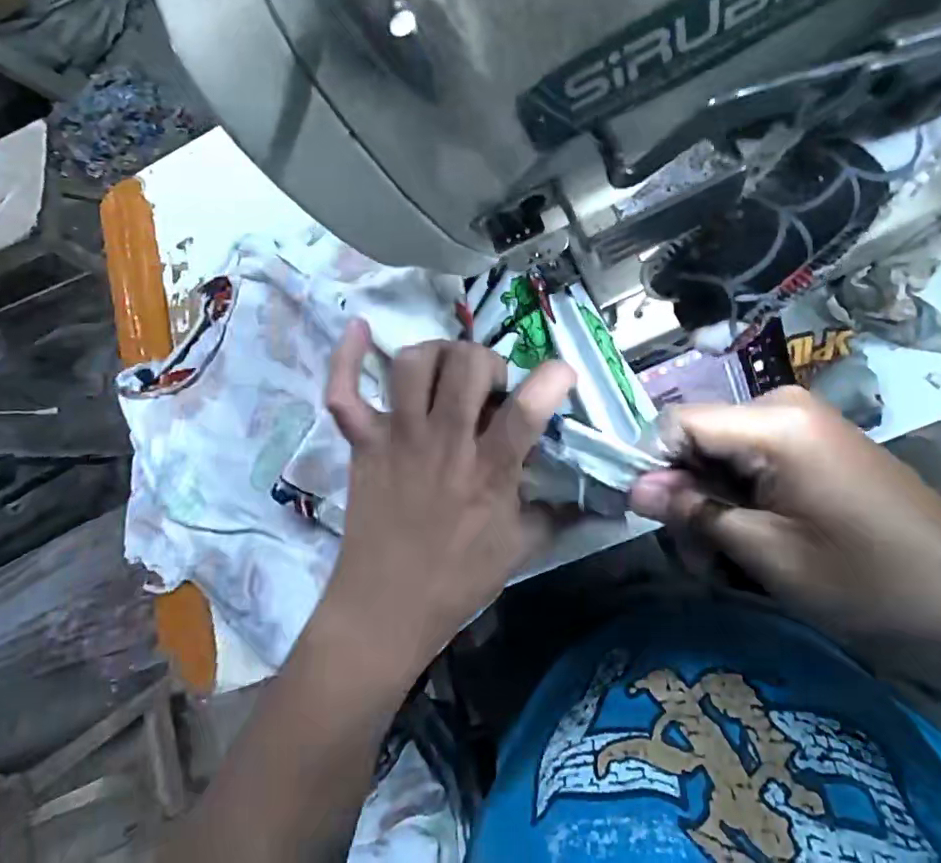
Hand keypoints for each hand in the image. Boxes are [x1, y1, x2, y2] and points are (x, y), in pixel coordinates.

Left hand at [316, 320, 574, 679]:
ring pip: (412, 364)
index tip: (561, 374)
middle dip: (489, 361)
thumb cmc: (456, 582)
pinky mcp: (363, 445)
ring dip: (438, 352)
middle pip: (467, 366)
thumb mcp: (521, 549)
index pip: (527, 410)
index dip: (552, 378)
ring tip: (447, 370)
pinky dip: (346, 356)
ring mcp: (398, 439)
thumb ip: (558, 514)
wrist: (382, 612)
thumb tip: (596, 499)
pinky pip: (344, 392)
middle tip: (491, 386)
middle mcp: (444, 444)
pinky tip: (360, 328)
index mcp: (489, 472)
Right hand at [630, 387, 940, 651]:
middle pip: (699, 439)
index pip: (676, 421)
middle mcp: (781, 404)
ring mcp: (800, 420)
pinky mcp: (813, 440)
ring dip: (715, 507)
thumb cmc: (868, 575)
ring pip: (722, 454)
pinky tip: (759, 542)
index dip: (653, 467)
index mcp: (772, 421)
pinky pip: (753, 459)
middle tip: (702, 564)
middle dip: (689, 499)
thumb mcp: (769, 554)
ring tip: (733, 565)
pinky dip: (743, 500)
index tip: (652, 521)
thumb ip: (697, 513)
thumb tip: (633, 487)